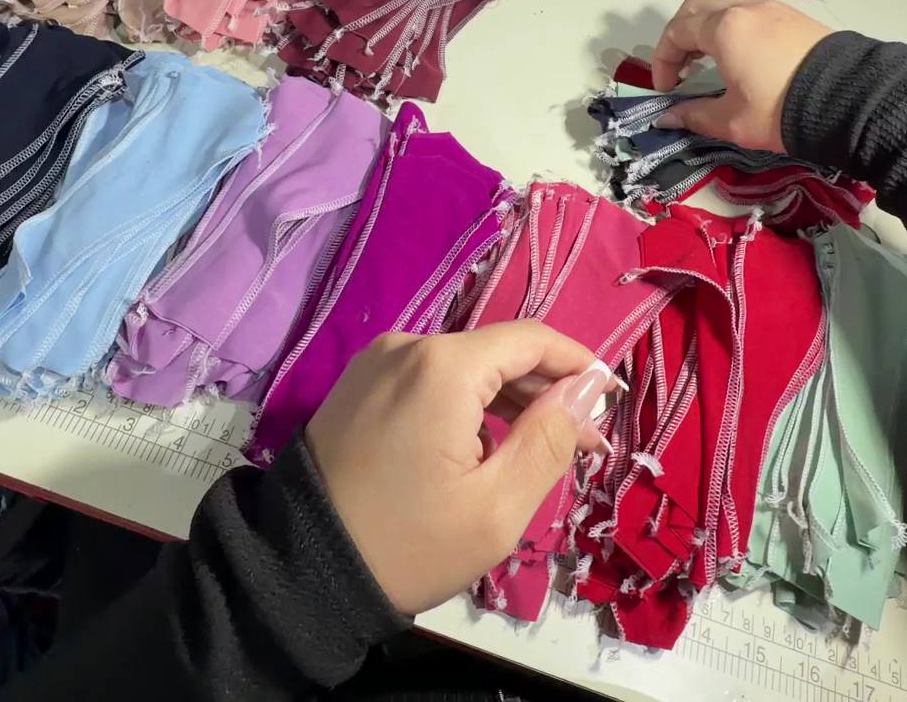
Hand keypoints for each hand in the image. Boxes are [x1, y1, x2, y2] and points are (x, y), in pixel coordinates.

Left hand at [305, 321, 617, 613]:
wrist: (296, 567)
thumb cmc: (406, 544)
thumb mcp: (496, 508)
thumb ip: (549, 439)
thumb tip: (586, 391)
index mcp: (443, 366)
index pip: (531, 339)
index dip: (578, 364)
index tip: (610, 400)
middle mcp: (410, 344)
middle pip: (498, 351)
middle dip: (546, 389)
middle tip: (583, 441)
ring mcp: (380, 359)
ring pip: (465, 364)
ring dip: (508, 397)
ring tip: (538, 446)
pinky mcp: (363, 380)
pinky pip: (431, 376)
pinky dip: (467, 400)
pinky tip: (484, 441)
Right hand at [649, 0, 832, 152]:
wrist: (848, 100)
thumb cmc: (779, 109)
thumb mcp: (730, 121)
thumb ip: (693, 115)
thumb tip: (665, 117)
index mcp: (723, 29)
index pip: (676, 32)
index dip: (662, 60)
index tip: (666, 89)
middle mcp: (743, 8)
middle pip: (696, 6)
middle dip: (679, 33)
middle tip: (680, 65)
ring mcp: (770, 7)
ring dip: (706, 20)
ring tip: (707, 50)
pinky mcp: (791, 14)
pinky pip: (749, 4)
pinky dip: (731, 18)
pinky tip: (738, 45)